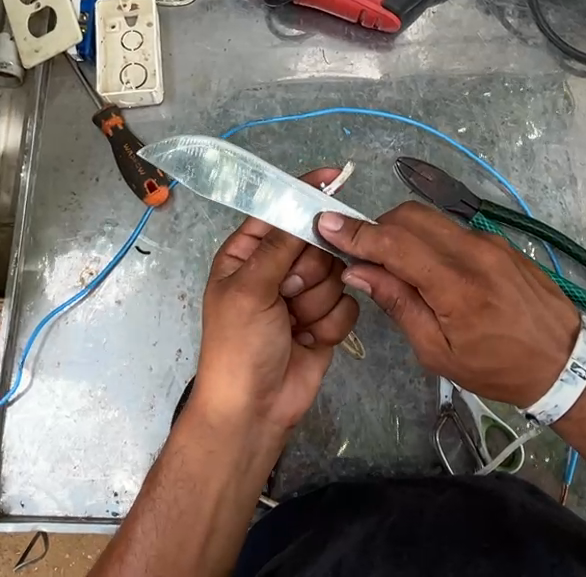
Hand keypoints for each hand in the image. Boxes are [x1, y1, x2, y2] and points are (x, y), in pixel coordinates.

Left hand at [190, 169, 360, 435]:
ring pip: (335, 273)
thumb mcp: (250, 289)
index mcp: (247, 252)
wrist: (254, 410)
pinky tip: (309, 340)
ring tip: (293, 324)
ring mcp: (303, 294)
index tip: (334, 177)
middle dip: (308, 270)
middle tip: (287, 293)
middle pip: (316, 242)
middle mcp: (276, 267)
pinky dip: (330, 324)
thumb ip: (280, 245)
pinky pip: (347, 303)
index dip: (304, 193)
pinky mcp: (325, 319)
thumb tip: (306, 207)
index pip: (279, 209)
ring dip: (316, 302)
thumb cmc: (238, 345)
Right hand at [318, 202, 580, 406]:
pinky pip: (449, 227)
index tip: (324, 223)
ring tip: (390, 260)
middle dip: (376, 227)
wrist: (566, 364)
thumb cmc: (498, 369)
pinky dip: (426, 237)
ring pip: (428, 217)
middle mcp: (473, 252)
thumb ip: (398, 304)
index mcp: (457, 287)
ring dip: (400, 230)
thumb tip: (358, 271)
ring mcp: (489, 241)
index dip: (356, 233)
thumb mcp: (439, 353)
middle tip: (359, 252)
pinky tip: (425, 264)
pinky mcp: (498, 240)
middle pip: (409, 217)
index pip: (395, 244)